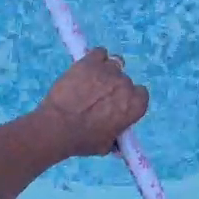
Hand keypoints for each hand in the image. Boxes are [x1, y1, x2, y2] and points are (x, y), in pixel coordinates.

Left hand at [33, 48, 150, 155]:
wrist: (57, 126)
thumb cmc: (83, 140)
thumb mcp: (105, 146)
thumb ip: (115, 138)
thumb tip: (117, 142)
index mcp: (134, 106)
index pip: (140, 95)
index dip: (128, 99)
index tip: (117, 104)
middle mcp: (125, 85)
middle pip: (124, 80)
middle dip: (113, 87)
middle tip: (97, 97)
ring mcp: (108, 70)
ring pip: (113, 64)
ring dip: (104, 72)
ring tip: (89, 82)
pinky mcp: (90, 61)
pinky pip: (99, 53)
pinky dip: (94, 58)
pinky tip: (85, 67)